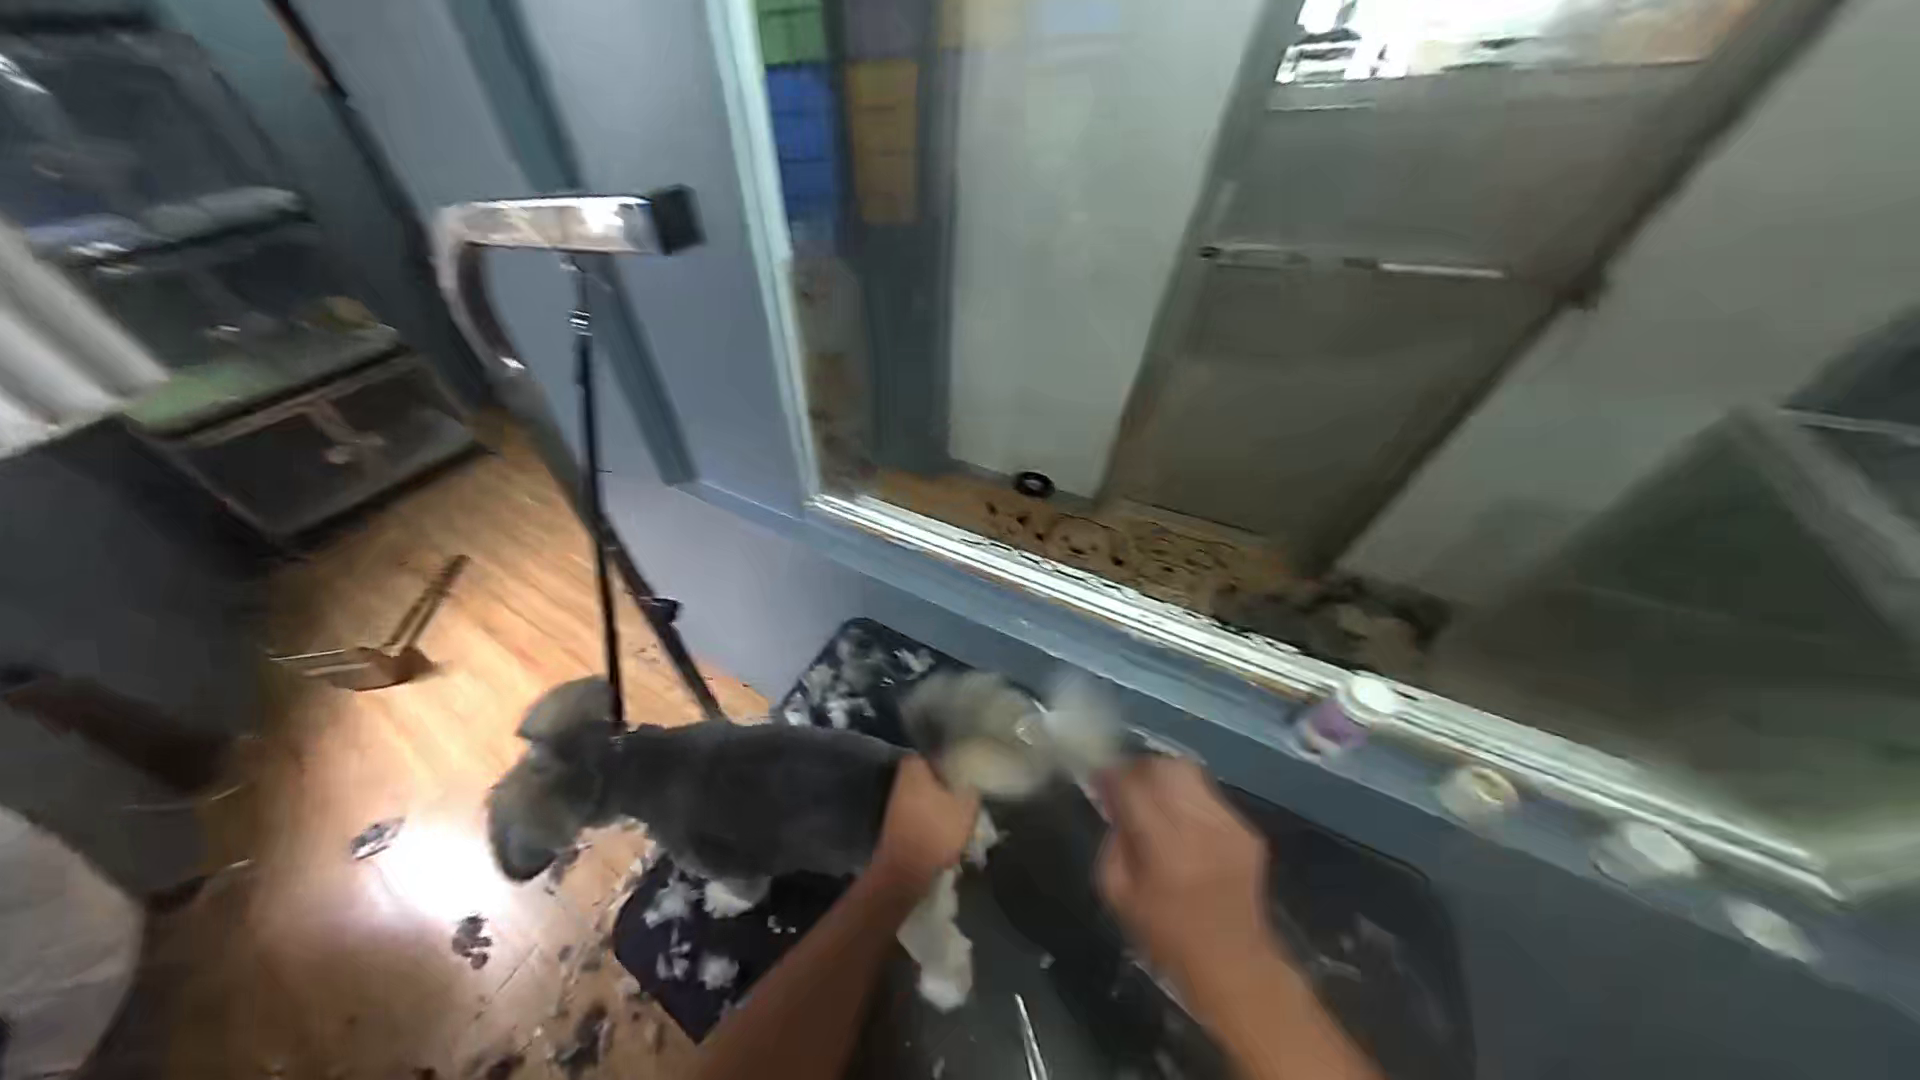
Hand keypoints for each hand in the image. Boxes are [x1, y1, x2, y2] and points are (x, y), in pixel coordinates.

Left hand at [870, 755, 981, 894]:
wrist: (905, 871)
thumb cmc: (936, 830)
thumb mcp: (966, 807)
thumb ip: (971, 790)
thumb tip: (969, 786)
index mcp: (913, 768)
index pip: (930, 755)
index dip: (946, 762)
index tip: (961, 772)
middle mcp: (901, 783)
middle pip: (928, 779)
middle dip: (945, 789)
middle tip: (964, 798)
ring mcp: (896, 807)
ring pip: (926, 801)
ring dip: (942, 811)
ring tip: (960, 822)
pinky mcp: (897, 829)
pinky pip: (921, 820)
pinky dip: (933, 827)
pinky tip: (948, 840)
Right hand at [1096, 757, 1282, 993]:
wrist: (1236, 966)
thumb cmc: (1167, 936)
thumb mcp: (1118, 894)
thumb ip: (1112, 840)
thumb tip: (1112, 800)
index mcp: (1165, 849)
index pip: (1132, 786)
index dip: (1110, 774)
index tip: (1098, 778)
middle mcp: (1200, 829)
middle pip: (1164, 767)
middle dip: (1137, 768)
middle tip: (1124, 783)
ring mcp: (1229, 826)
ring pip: (1188, 771)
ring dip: (1162, 776)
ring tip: (1150, 794)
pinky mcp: (1247, 830)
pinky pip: (1207, 793)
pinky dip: (1186, 795)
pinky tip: (1180, 818)